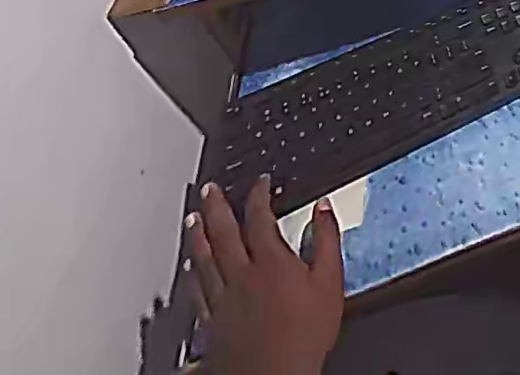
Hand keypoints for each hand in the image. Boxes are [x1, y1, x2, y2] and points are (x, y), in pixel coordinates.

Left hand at [187, 176, 343, 374]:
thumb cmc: (305, 336)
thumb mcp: (330, 281)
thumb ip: (327, 239)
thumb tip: (323, 208)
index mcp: (270, 261)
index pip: (259, 217)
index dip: (258, 194)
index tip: (261, 182)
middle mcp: (242, 275)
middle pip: (223, 232)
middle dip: (216, 206)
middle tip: (209, 188)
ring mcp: (224, 300)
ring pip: (205, 259)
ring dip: (198, 235)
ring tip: (193, 218)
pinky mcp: (213, 325)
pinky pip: (199, 292)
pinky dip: (193, 275)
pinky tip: (189, 267)